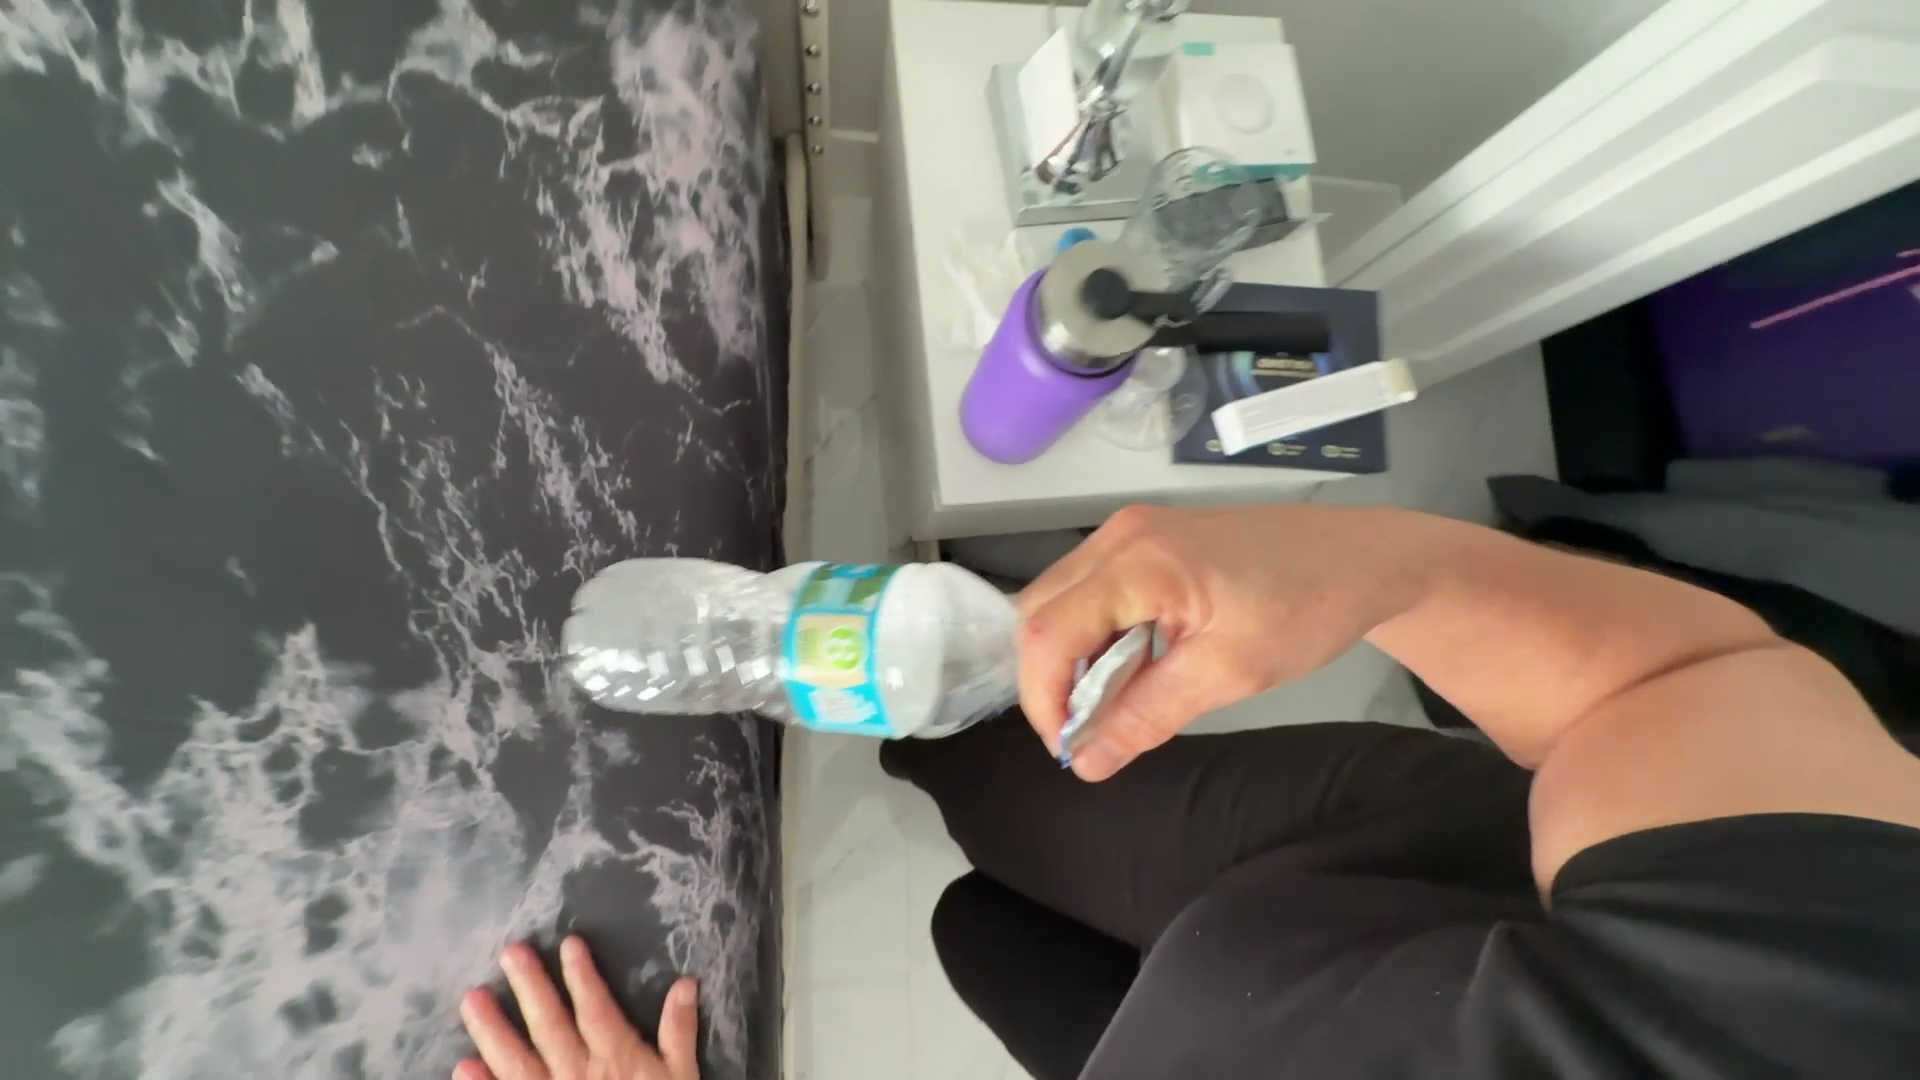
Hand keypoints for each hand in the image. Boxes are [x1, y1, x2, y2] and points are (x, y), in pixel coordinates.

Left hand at [456, 936, 699, 1079]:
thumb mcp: (682, 1078)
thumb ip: (679, 1032)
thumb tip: (686, 982)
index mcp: (615, 1059)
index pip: (595, 1007)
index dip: (582, 975)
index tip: (568, 943)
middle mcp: (576, 1076)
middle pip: (549, 1026)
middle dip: (530, 987)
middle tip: (509, 952)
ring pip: (516, 1063)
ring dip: (493, 1031)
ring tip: (471, 1000)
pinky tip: (463, 1068)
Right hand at [1017, 504, 1422, 780]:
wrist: (1362, 557)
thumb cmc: (1306, 610)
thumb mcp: (1229, 673)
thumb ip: (1146, 716)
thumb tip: (1085, 762)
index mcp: (1139, 562)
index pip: (1048, 631)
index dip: (1044, 697)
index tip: (1071, 748)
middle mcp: (1118, 536)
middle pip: (1038, 610)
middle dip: (1048, 678)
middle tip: (1086, 728)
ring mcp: (1128, 530)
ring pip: (1057, 598)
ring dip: (1068, 656)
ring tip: (1108, 701)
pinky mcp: (1142, 537)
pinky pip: (1087, 588)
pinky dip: (1091, 633)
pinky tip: (1128, 662)